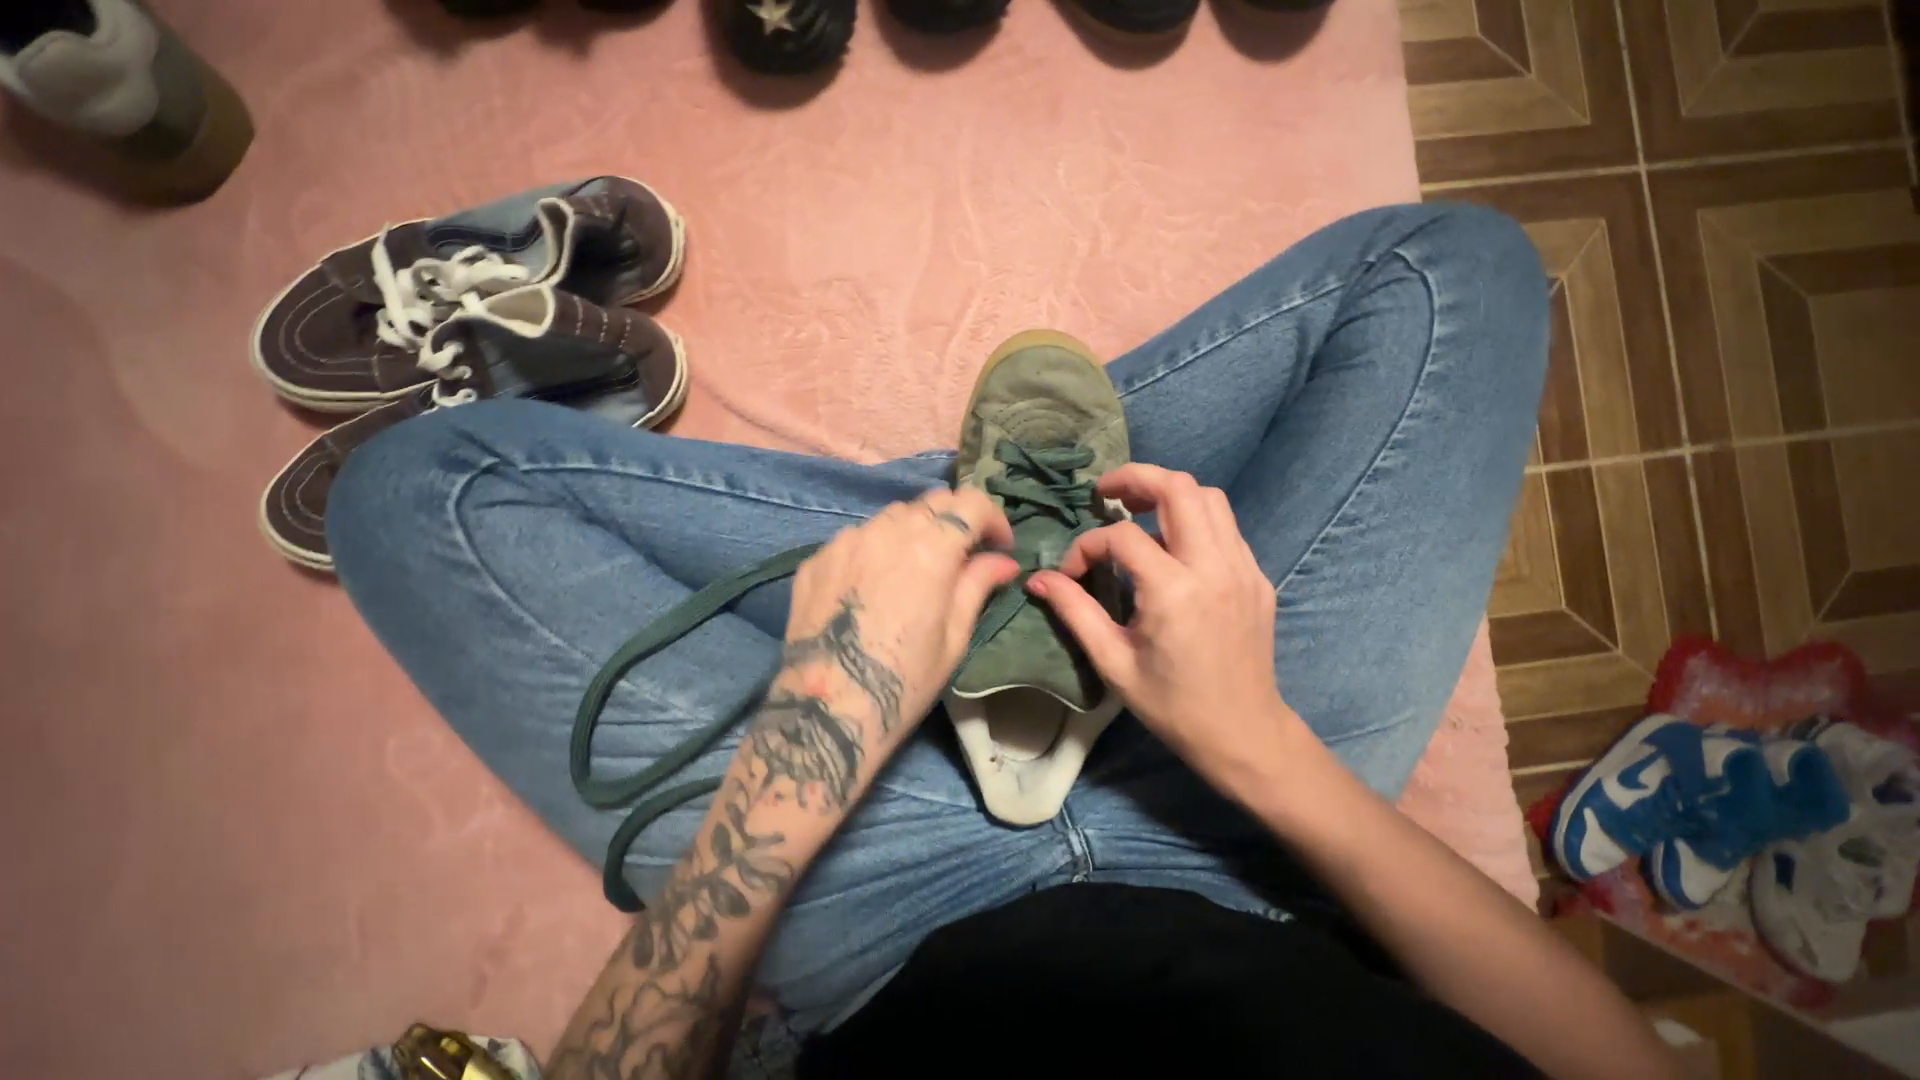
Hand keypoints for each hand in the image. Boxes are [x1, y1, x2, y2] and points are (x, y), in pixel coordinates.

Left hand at [782, 488, 1018, 743]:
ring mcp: (846, 541)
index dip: (993, 518)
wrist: (827, 706)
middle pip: (932, 502)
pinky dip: (874, 550)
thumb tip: (1003, 561)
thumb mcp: (954, 637)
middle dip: (954, 521)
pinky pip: (856, 538)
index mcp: (930, 550)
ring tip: (914, 569)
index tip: (998, 546)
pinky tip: (872, 585)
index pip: (971, 504)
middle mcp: (886, 532)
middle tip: (960, 556)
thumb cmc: (904, 679)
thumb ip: (977, 586)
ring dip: (912, 532)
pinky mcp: (816, 558)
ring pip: (891, 517)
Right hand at [1027, 464, 1294, 774]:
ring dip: (1170, 494)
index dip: (1088, 545)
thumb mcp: (1114, 662)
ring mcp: (1243, 569)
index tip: (1072, 572)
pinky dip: (1195, 521)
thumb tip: (1038, 578)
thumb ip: (1075, 612)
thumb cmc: (1172, 704)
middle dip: (1137, 479)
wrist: (1242, 732)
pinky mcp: (1258, 578)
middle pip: (1179, 488)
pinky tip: (1173, 547)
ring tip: (1138, 510)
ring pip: (1210, 498)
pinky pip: (1227, 528)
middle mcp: (1214, 567)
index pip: (1123, 537)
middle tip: (1106, 493)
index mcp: (1174, 591)